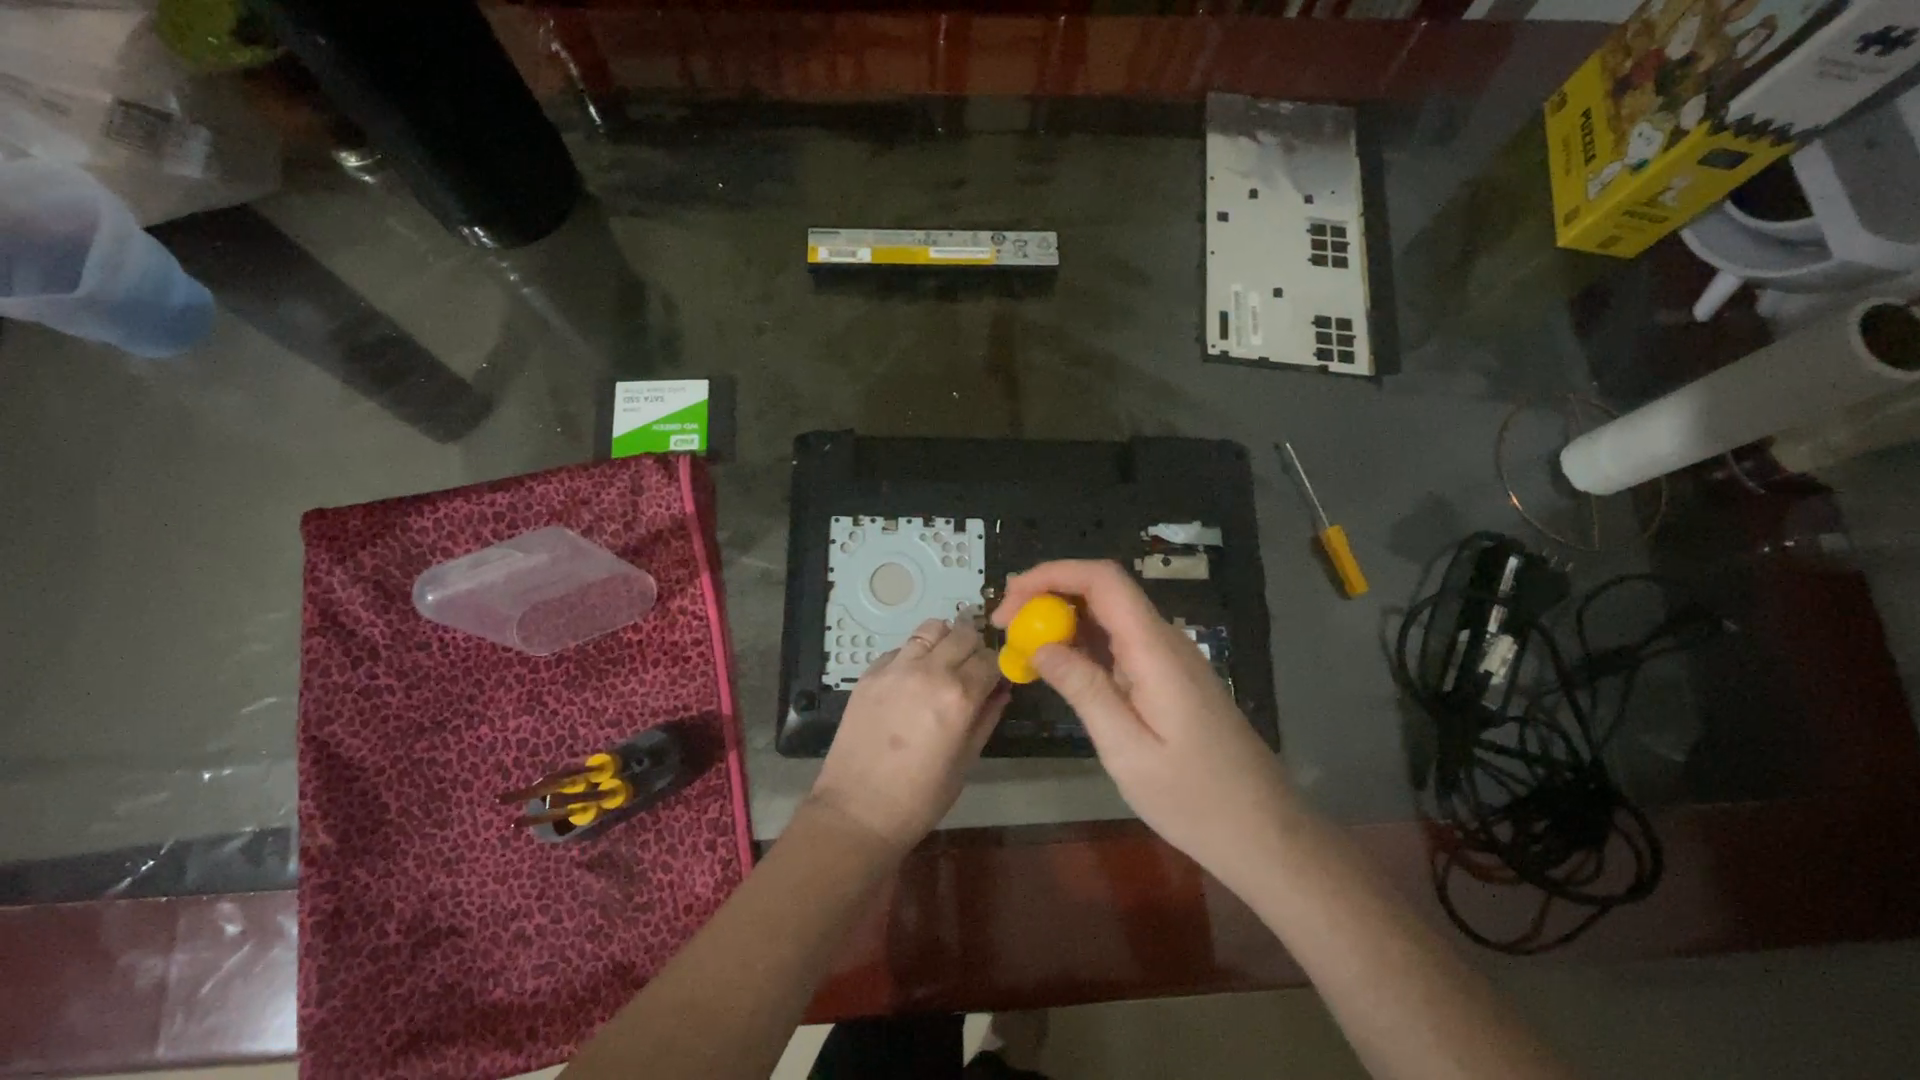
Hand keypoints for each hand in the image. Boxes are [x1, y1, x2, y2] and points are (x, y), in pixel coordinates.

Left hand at [808, 617, 1009, 857]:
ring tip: (942, 666)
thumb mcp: (965, 762)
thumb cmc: (919, 798)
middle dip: (974, 649)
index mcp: (959, 696)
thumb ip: (986, 719)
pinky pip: (900, 649)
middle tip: (971, 671)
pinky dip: (913, 656)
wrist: (857, 811)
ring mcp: (895, 669)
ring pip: (930, 629)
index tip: (996, 680)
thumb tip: (1001, 691)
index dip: (998, 668)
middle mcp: (928, 671)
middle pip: (963, 634)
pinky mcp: (869, 674)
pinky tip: (911, 682)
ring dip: (944, 642)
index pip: (990, 659)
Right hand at [994, 560, 1299, 886]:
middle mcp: (1165, 642)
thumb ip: (1084, 690)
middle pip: (1104, 591)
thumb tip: (1040, 645)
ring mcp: (1171, 659)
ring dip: (1063, 620)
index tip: (1008, 604)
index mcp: (1155, 650)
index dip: (1051, 575)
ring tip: (1021, 647)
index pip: (1103, 580)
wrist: (1262, 829)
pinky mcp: (1171, 679)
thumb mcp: (1127, 750)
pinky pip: (1122, 644)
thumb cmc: (1193, 798)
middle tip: (1005, 628)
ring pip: (1111, 616)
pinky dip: (1084, 645)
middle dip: (1049, 596)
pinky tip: (1060, 669)